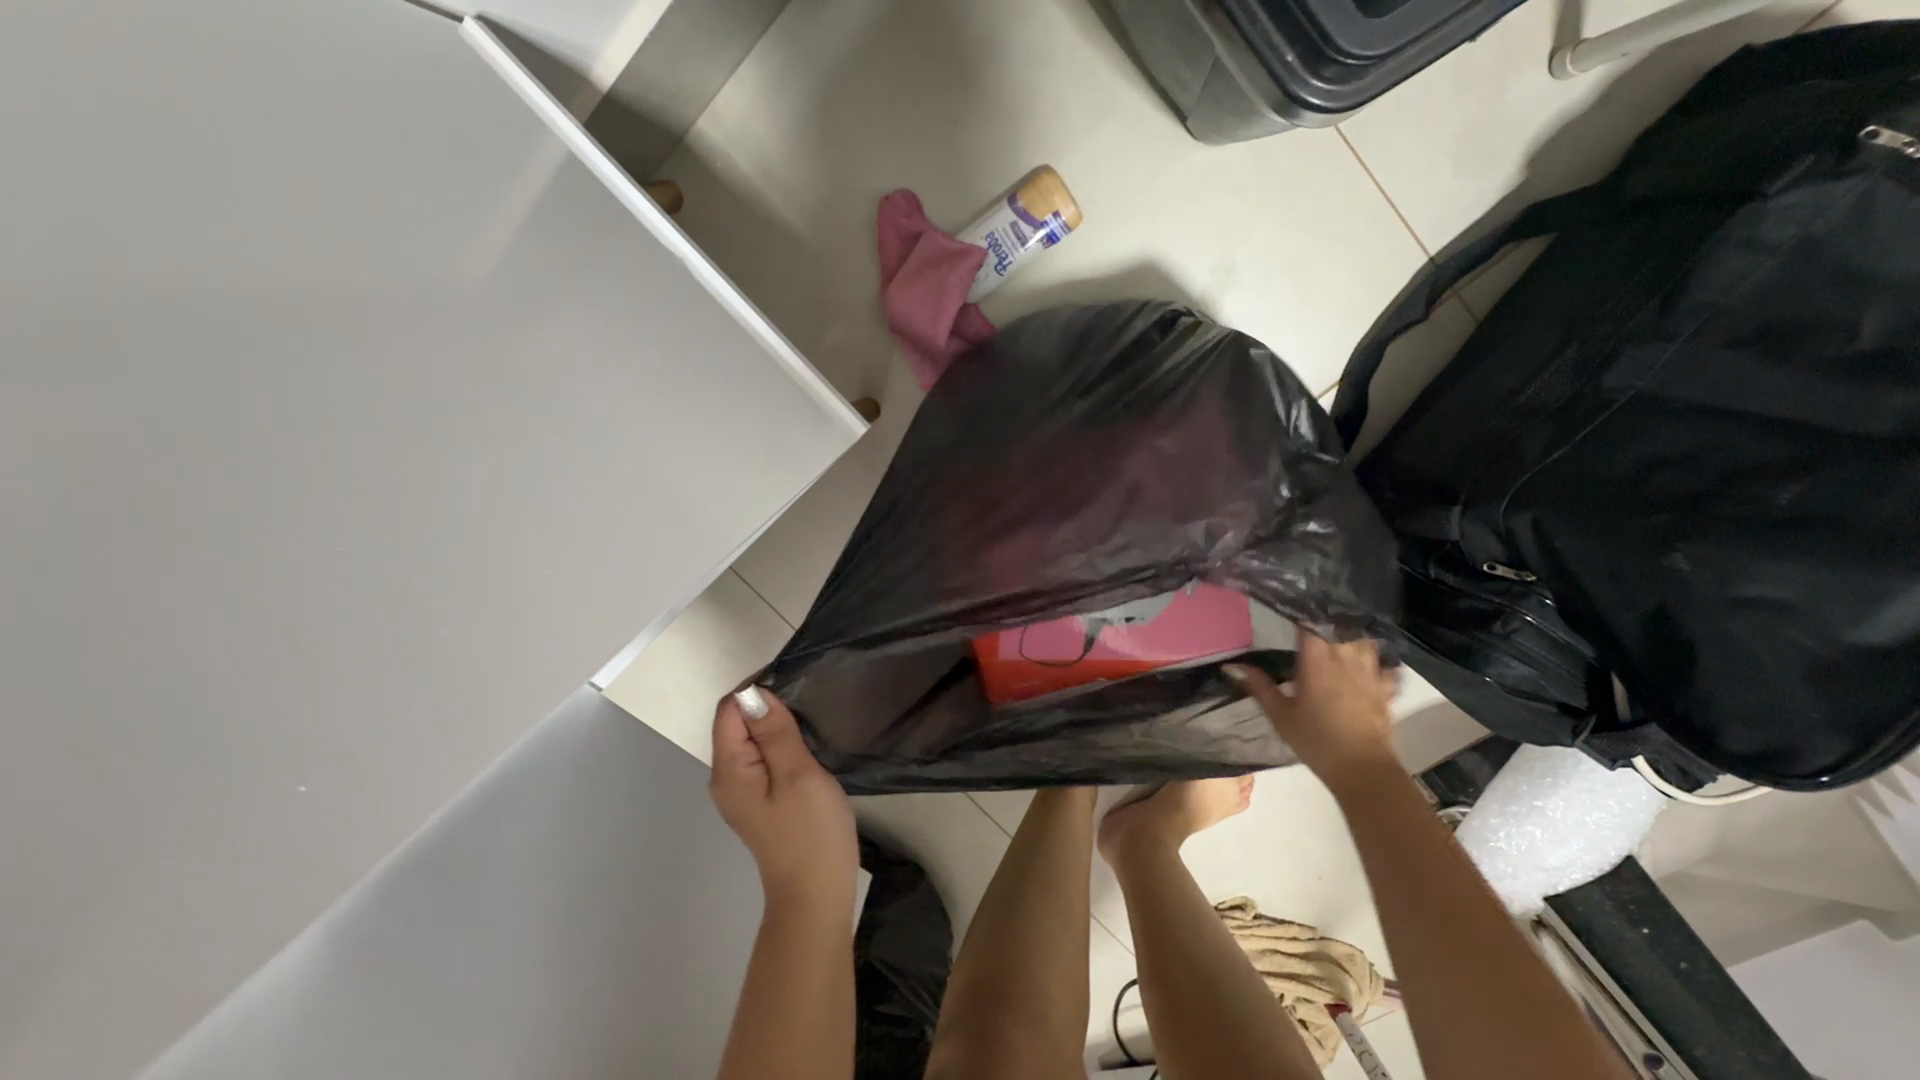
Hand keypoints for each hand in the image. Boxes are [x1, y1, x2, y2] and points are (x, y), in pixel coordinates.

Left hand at [710, 686, 858, 904]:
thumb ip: (775, 733)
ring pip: (751, 742)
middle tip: (808, 705)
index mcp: (729, 770)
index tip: (795, 683)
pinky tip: (805, 750)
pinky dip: (780, 746)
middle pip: (736, 724)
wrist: (816, 894)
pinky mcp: (759, 802)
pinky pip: (762, 760)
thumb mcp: (798, 774)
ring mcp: (741, 793)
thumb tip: (755, 694)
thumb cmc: (810, 833)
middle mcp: (726, 778)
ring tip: (810, 724)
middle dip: (767, 707)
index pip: (729, 710)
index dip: (756, 690)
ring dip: (775, 727)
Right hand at [1225, 631, 1397, 790]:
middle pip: (1341, 625)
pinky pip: (1385, 665)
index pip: (1311, 623)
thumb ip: (1259, 686)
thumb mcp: (1280, 715)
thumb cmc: (1315, 740)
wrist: (1361, 767)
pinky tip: (1370, 665)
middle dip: (1328, 620)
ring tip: (1339, 637)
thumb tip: (1233, 666)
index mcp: (1317, 660)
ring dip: (1352, 635)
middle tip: (1314, 622)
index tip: (1292, 610)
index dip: (1302, 614)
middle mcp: (1346, 658)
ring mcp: (1370, 671)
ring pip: (1364, 639)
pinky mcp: (1385, 687)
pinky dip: (1378, 661)